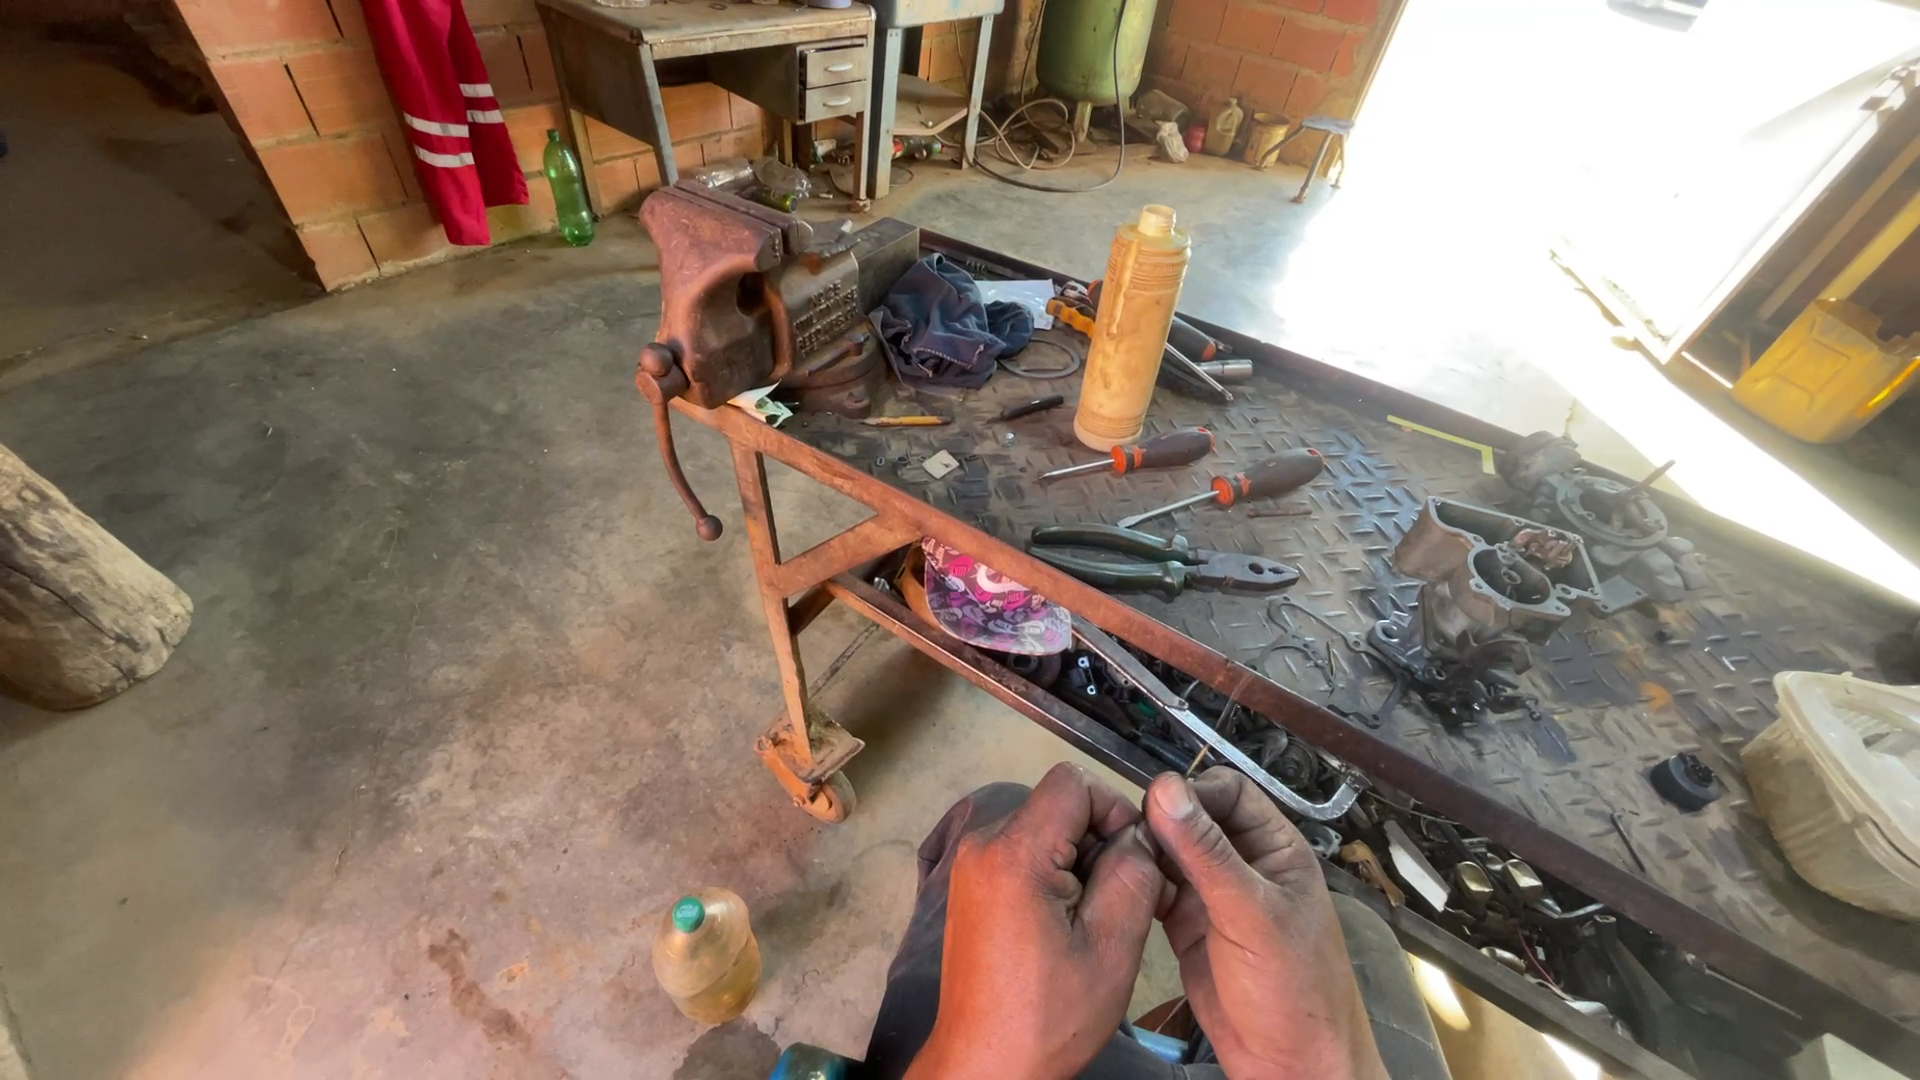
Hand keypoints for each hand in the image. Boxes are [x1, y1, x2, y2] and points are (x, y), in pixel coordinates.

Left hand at [907, 763, 1165, 1079]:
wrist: (982, 1064)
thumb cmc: (1047, 1016)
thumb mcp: (1110, 949)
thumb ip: (1133, 876)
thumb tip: (1140, 833)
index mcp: (1013, 852)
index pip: (1071, 782)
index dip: (1112, 806)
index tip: (1131, 855)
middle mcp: (982, 842)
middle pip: (1056, 803)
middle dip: (1096, 838)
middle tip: (1117, 897)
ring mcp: (970, 861)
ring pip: (1042, 825)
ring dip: (1076, 857)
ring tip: (1090, 916)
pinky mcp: (969, 881)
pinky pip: (1020, 848)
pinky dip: (1050, 870)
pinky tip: (1062, 920)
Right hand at [1144, 768, 1386, 1079]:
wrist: (1291, 1074)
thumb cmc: (1293, 992)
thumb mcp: (1250, 915)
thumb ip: (1206, 852)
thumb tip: (1164, 787)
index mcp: (1273, 848)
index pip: (1228, 791)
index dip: (1194, 793)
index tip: (1159, 810)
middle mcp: (1240, 861)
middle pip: (1192, 816)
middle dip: (1161, 822)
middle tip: (1131, 838)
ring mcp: (1211, 893)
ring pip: (1169, 848)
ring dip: (1144, 850)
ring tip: (1119, 860)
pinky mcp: (1186, 921)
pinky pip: (1155, 884)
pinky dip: (1136, 880)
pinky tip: (1119, 884)